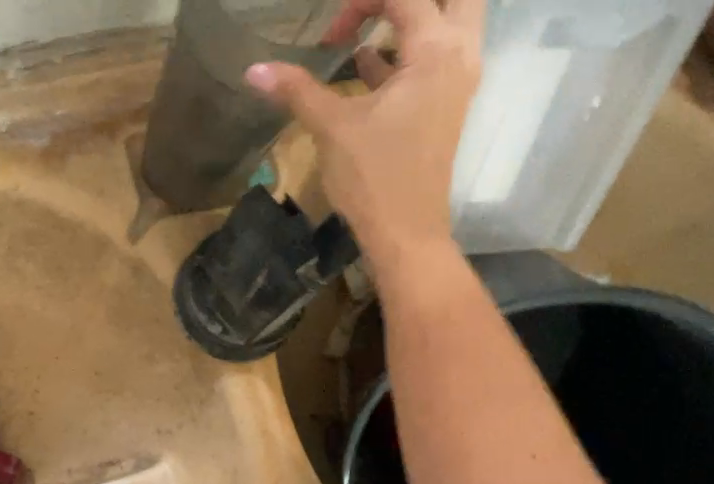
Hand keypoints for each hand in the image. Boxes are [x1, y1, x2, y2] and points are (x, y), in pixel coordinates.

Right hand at [245, 0, 484, 265]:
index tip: (327, 38)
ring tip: (366, 31)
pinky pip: (435, 54)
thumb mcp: (332, 128)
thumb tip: (253, 70)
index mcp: (436, 50)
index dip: (360, 4)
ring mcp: (457, 79)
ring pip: (448, 22)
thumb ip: (297, 90)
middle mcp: (460, 53)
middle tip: (367, 15)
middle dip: (400, 2)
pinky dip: (404, 49)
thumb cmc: (374, 176)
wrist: (405, 230)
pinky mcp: (446, 103)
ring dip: (409, 19)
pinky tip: (367, 64)